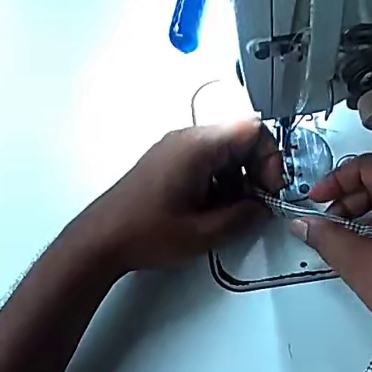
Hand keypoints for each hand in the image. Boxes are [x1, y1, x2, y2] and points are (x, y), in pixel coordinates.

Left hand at [65, 120, 285, 274]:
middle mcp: (184, 140)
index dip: (271, 159)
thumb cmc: (141, 233)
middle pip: (239, 140)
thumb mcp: (203, 232)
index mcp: (197, 146)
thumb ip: (242, 217)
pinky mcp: (165, 163)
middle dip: (255, 171)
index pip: (252, 130)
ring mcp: (173, 150)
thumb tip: (262, 208)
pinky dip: (217, 182)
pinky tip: (211, 210)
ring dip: (236, 180)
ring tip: (231, 213)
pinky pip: (203, 162)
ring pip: (222, 153)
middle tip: (257, 204)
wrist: (100, 241)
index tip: (271, 188)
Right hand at [293, 155, 371, 371]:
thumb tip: (308, 225)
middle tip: (326, 220)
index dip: (334, 182)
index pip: (368, 166)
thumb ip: (325, 236)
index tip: (317, 198)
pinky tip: (366, 249)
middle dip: (348, 199)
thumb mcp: (358, 261)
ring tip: (342, 238)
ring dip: (364, 214)